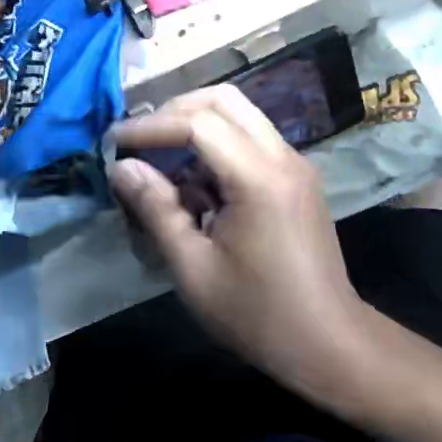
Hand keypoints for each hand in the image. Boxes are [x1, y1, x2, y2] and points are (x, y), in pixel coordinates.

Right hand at [108, 86, 370, 395]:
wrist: (327, 340)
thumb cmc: (257, 313)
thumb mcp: (193, 268)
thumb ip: (157, 210)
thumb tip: (122, 168)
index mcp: (259, 177)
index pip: (198, 122)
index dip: (150, 126)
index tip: (114, 141)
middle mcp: (283, 157)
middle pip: (224, 101)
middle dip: (174, 112)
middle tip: (139, 141)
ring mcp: (295, 165)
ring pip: (241, 116)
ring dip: (197, 126)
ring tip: (160, 162)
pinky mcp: (297, 179)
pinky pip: (253, 140)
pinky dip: (219, 146)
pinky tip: (195, 184)